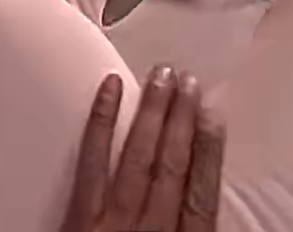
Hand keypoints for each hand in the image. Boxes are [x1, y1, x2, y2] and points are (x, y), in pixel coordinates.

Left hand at [62, 66, 224, 231]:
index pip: (200, 197)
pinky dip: (101, 121)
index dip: (209, 152)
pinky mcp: (77, 220)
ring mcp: (111, 225)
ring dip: (152, 113)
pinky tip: (111, 87)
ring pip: (137, 158)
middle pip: (171, 168)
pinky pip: (90, 162)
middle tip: (189, 79)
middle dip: (182, 121)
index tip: (215, 113)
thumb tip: (208, 214)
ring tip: (162, 75)